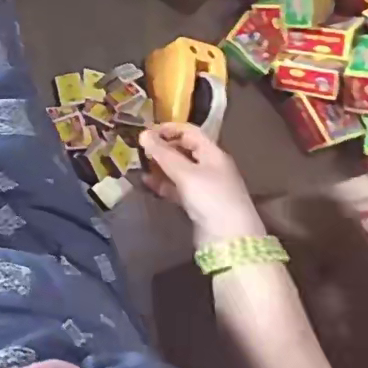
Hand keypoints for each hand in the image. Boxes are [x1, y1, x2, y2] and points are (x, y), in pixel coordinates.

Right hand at [138, 123, 266, 245]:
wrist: (228, 239)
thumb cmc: (211, 198)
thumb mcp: (186, 173)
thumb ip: (164, 154)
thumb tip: (143, 134)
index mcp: (212, 153)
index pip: (189, 132)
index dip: (168, 129)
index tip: (146, 132)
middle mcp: (209, 166)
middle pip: (183, 149)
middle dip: (162, 147)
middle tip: (139, 149)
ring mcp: (203, 185)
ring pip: (178, 169)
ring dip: (159, 166)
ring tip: (139, 165)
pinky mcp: (196, 203)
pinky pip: (176, 187)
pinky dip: (162, 184)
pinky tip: (146, 183)